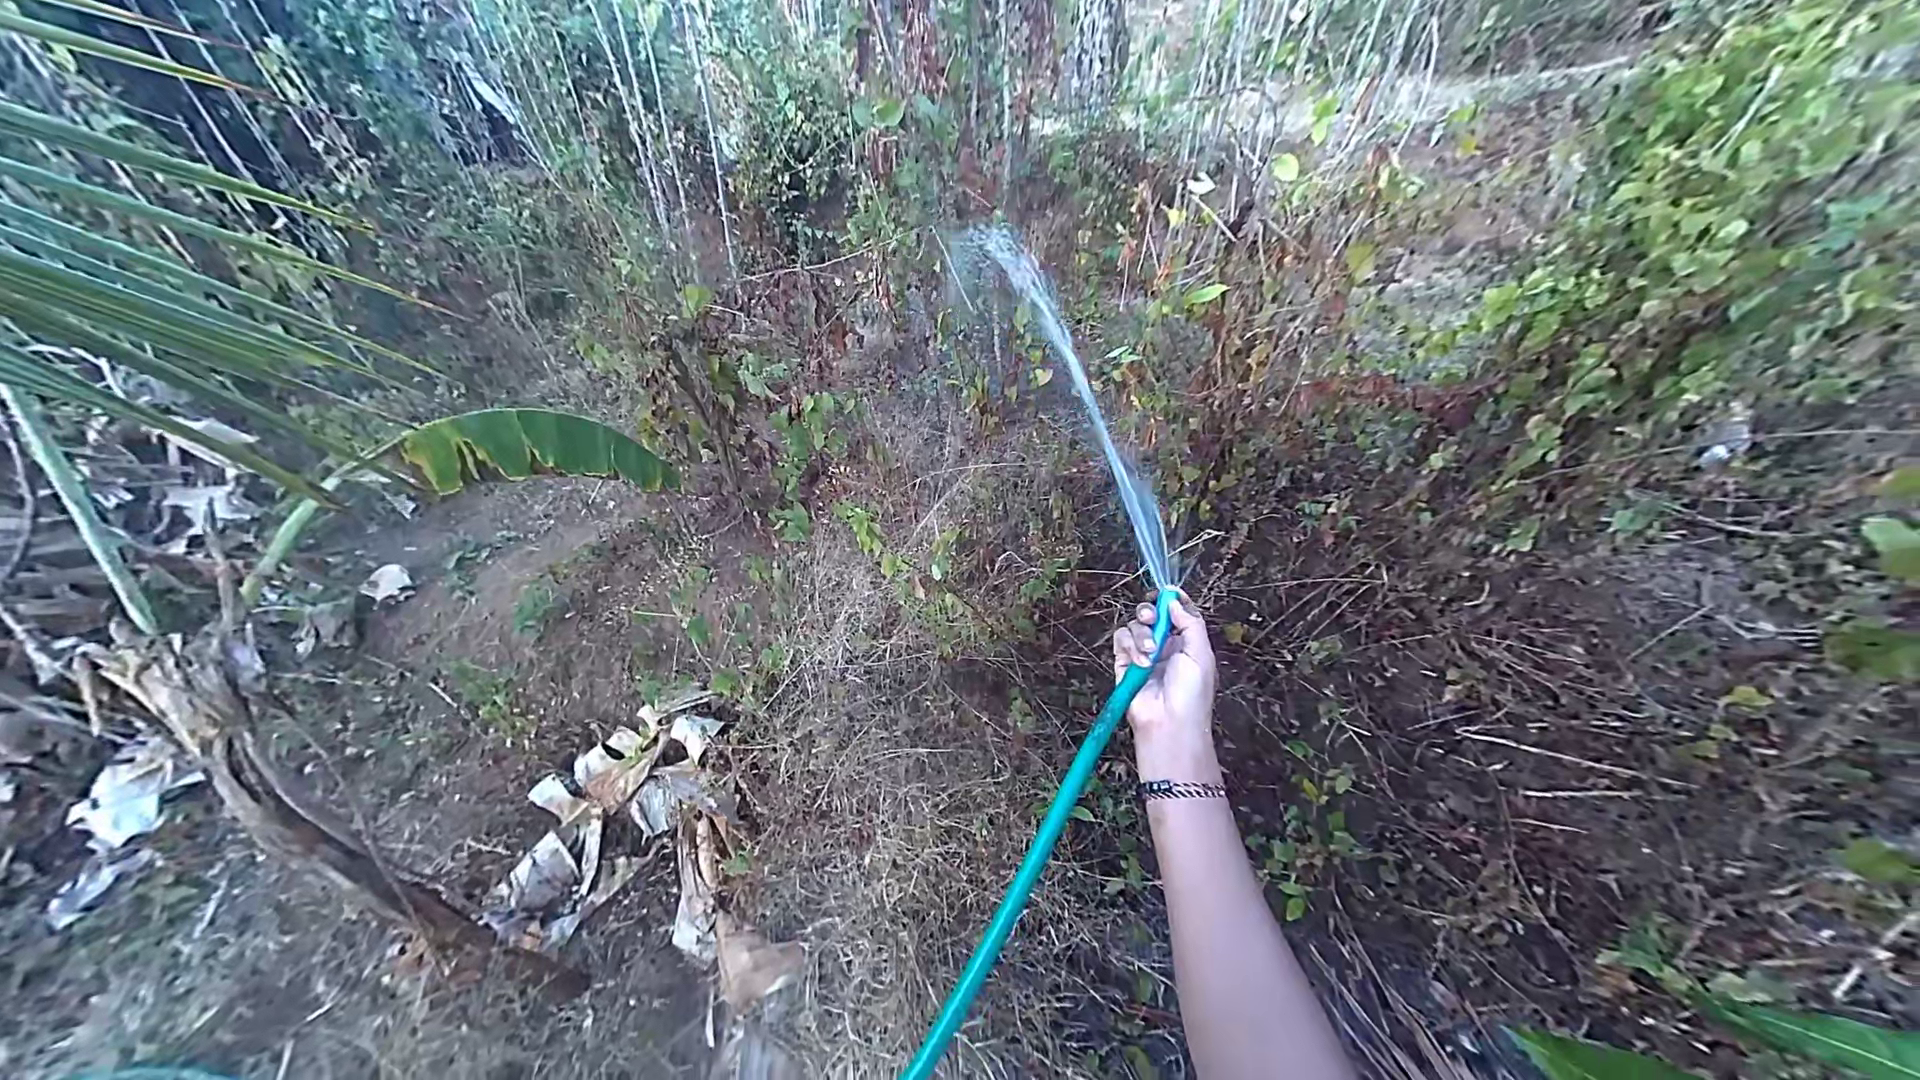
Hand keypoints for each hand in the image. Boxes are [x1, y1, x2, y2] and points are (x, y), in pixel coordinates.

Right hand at [1112, 596, 1217, 777]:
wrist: (1169, 723)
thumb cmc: (1192, 694)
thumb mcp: (1201, 654)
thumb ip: (1190, 622)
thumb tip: (1173, 599)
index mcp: (1186, 642)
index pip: (1176, 612)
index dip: (1172, 600)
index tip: (1167, 592)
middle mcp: (1164, 645)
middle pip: (1151, 614)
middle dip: (1149, 612)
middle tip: (1152, 618)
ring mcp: (1142, 654)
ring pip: (1134, 625)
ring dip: (1141, 635)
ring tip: (1149, 654)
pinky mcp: (1124, 663)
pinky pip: (1121, 640)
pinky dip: (1129, 646)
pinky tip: (1140, 662)